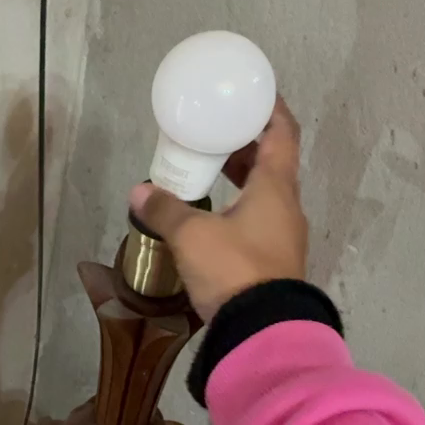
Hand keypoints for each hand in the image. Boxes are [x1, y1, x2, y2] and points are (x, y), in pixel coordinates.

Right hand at [129, 97, 307, 318]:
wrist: (261, 328)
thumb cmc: (233, 268)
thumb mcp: (192, 236)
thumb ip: (166, 211)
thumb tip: (138, 192)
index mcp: (275, 187)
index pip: (281, 133)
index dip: (269, 110)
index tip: (252, 96)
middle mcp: (286, 206)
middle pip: (272, 164)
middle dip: (246, 148)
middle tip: (217, 137)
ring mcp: (283, 238)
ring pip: (265, 197)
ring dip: (242, 183)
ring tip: (211, 176)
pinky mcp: (274, 265)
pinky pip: (258, 224)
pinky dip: (239, 212)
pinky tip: (215, 221)